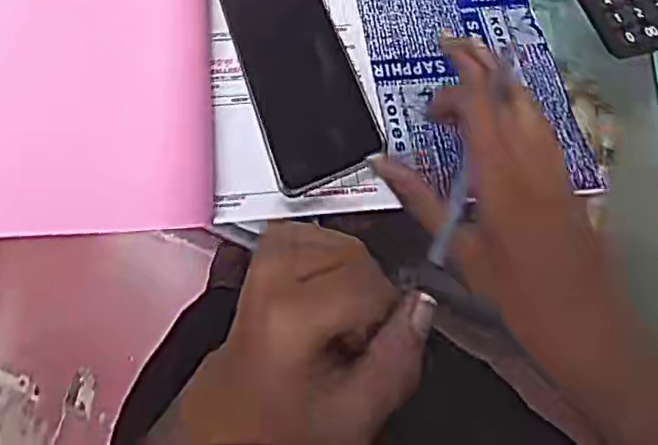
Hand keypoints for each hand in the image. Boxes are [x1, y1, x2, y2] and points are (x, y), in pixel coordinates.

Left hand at [175, 221, 434, 444]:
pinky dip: (327, 254)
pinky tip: (324, 291)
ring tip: (337, 318)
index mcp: (290, 314)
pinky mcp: (260, 252)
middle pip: (352, 252)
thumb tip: (422, 305)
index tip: (380, 340)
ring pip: (334, 237)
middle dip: (369, 292)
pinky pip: (309, 231)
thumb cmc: (283, 424)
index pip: (369, 280)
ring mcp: (261, 259)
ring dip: (349, 272)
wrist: (236, 418)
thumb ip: (397, 360)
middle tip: (355, 337)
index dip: (389, 312)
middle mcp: (270, 275)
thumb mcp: (353, 413)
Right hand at [370, 35, 657, 444]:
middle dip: (478, 58)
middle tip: (450, 39)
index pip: (477, 103)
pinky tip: (502, 111)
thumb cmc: (522, 296)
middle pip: (507, 89)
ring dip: (499, 77)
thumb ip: (421, 199)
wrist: (595, 332)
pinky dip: (516, 102)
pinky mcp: (566, 176)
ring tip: (473, 64)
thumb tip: (382, 164)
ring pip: (528, 101)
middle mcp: (531, 158)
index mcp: (500, 172)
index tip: (430, 106)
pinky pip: (540, 122)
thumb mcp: (463, 249)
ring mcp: (555, 164)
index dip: (451, 88)